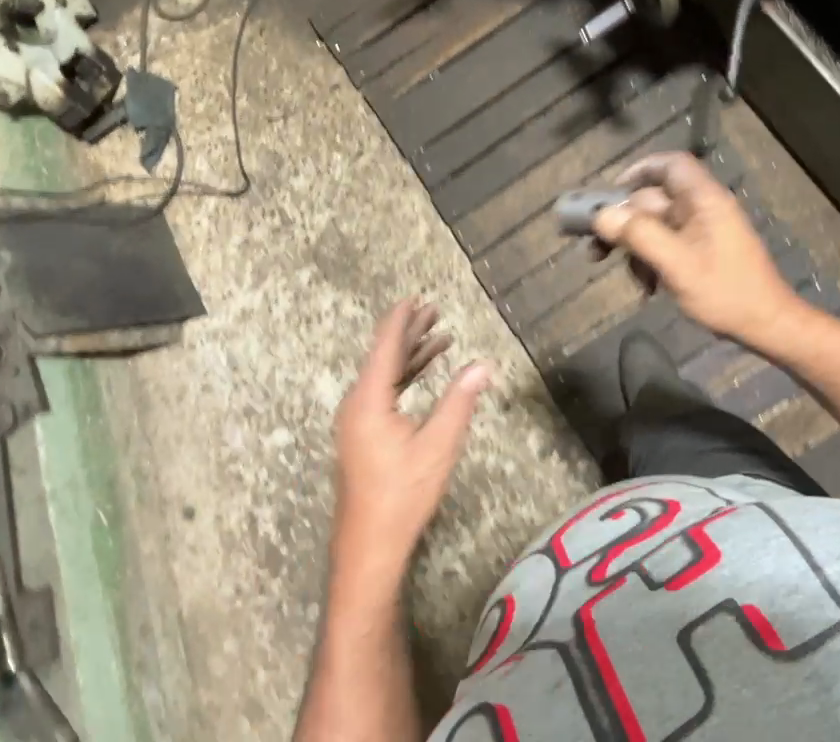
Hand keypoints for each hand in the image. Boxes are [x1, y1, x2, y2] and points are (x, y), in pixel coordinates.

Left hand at [332, 300, 492, 575]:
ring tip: (439, 336)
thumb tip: (483, 364)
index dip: (402, 319)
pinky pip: (382, 393)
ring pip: (384, 375)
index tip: (415, 297)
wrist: (370, 542)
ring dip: (410, 355)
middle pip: (384, 356)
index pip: (386, 346)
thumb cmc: (403, 493)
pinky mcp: (361, 434)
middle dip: (410, 332)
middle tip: (434, 310)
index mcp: (368, 399)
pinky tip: (423, 374)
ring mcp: (356, 420)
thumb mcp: (438, 445)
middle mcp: (356, 403)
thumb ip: (460, 401)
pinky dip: (403, 378)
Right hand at [591, 151, 800, 343]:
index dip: (640, 170)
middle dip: (625, 224)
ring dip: (637, 249)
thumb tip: (602, 216)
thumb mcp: (677, 265)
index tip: (611, 193)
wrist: (766, 325)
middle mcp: (703, 209)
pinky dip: (653, 262)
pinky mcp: (703, 252)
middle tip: (595, 250)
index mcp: (704, 200)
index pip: (672, 165)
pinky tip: (648, 288)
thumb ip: (639, 235)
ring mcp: (703, 232)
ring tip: (632, 279)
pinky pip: (668, 246)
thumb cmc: (726, 292)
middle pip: (654, 201)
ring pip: (657, 227)